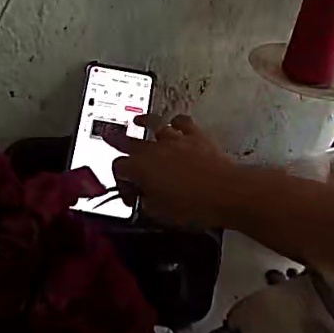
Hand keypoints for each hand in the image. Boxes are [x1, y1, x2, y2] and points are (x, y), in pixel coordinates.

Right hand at [103, 114, 245, 229]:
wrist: (225, 192)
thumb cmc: (192, 205)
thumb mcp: (160, 212)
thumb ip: (147, 201)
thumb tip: (146, 198)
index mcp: (140, 168)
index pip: (119, 168)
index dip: (120, 181)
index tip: (130, 194)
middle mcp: (155, 149)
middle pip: (129, 140)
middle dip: (117, 139)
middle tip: (109, 135)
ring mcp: (176, 139)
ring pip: (155, 125)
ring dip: (145, 123)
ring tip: (139, 120)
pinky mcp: (196, 136)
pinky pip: (182, 122)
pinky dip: (176, 123)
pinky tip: (175, 123)